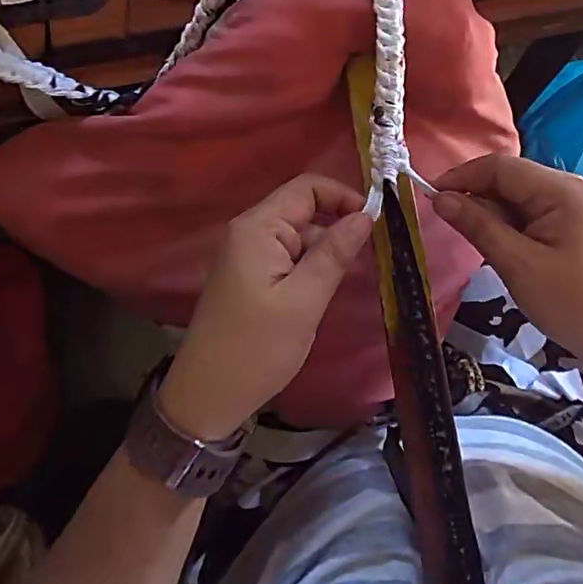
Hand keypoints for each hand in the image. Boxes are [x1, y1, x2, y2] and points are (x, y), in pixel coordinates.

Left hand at [159, 175, 373, 441]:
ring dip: (324, 254)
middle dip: (336, 230)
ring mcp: (248, 254)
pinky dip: (309, 269)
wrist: (208, 396)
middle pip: (304, 211)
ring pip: (300, 237)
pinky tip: (318, 296)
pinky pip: (288, 257)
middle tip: (363, 264)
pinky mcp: (250, 275)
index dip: (343, 196)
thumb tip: (365, 215)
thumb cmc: (256, 348)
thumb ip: (334, 254)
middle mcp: (249, 232)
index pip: (306, 187)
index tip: (374, 221)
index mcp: (257, 228)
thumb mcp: (304, 301)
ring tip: (338, 289)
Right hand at [432, 154, 582, 414]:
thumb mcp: (517, 264)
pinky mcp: (567, 224)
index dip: (461, 176)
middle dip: (474, 196)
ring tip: (474, 241)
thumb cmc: (571, 303)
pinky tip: (496, 246)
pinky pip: (526, 213)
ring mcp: (569, 206)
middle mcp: (567, 188)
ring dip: (489, 214)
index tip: (428, 194)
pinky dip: (505, 226)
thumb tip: (439, 198)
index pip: (500, 167)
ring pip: (513, 197)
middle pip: (507, 179)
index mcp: (561, 190)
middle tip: (446, 222)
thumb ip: (477, 225)